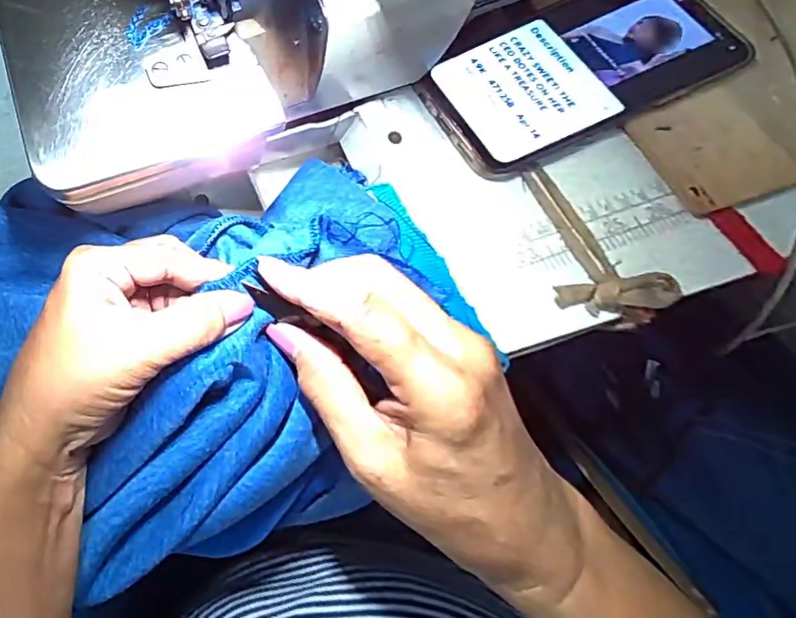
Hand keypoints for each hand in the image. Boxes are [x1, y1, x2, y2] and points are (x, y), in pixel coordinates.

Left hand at [0, 237, 254, 471]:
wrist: (39, 438)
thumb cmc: (79, 383)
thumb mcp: (140, 349)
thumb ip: (195, 323)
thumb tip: (246, 302)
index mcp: (97, 264)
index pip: (163, 257)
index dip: (206, 272)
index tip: (248, 289)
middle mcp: (103, 273)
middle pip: (165, 269)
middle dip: (201, 288)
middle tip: (241, 306)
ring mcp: (109, 300)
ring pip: (166, 293)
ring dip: (195, 307)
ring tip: (230, 322)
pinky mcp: (117, 327)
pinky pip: (159, 314)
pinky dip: (183, 324)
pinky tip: (206, 334)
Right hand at [257, 254, 586, 600]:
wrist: (528, 524)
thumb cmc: (451, 509)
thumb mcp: (372, 462)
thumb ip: (327, 388)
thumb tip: (286, 332)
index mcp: (441, 385)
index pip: (364, 311)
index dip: (310, 285)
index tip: (267, 270)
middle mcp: (459, 344)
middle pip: (376, 277)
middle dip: (320, 277)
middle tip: (279, 295)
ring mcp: (464, 333)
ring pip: (386, 277)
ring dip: (337, 282)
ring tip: (301, 307)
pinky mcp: (459, 333)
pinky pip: (398, 294)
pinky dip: (357, 294)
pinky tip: (335, 317)